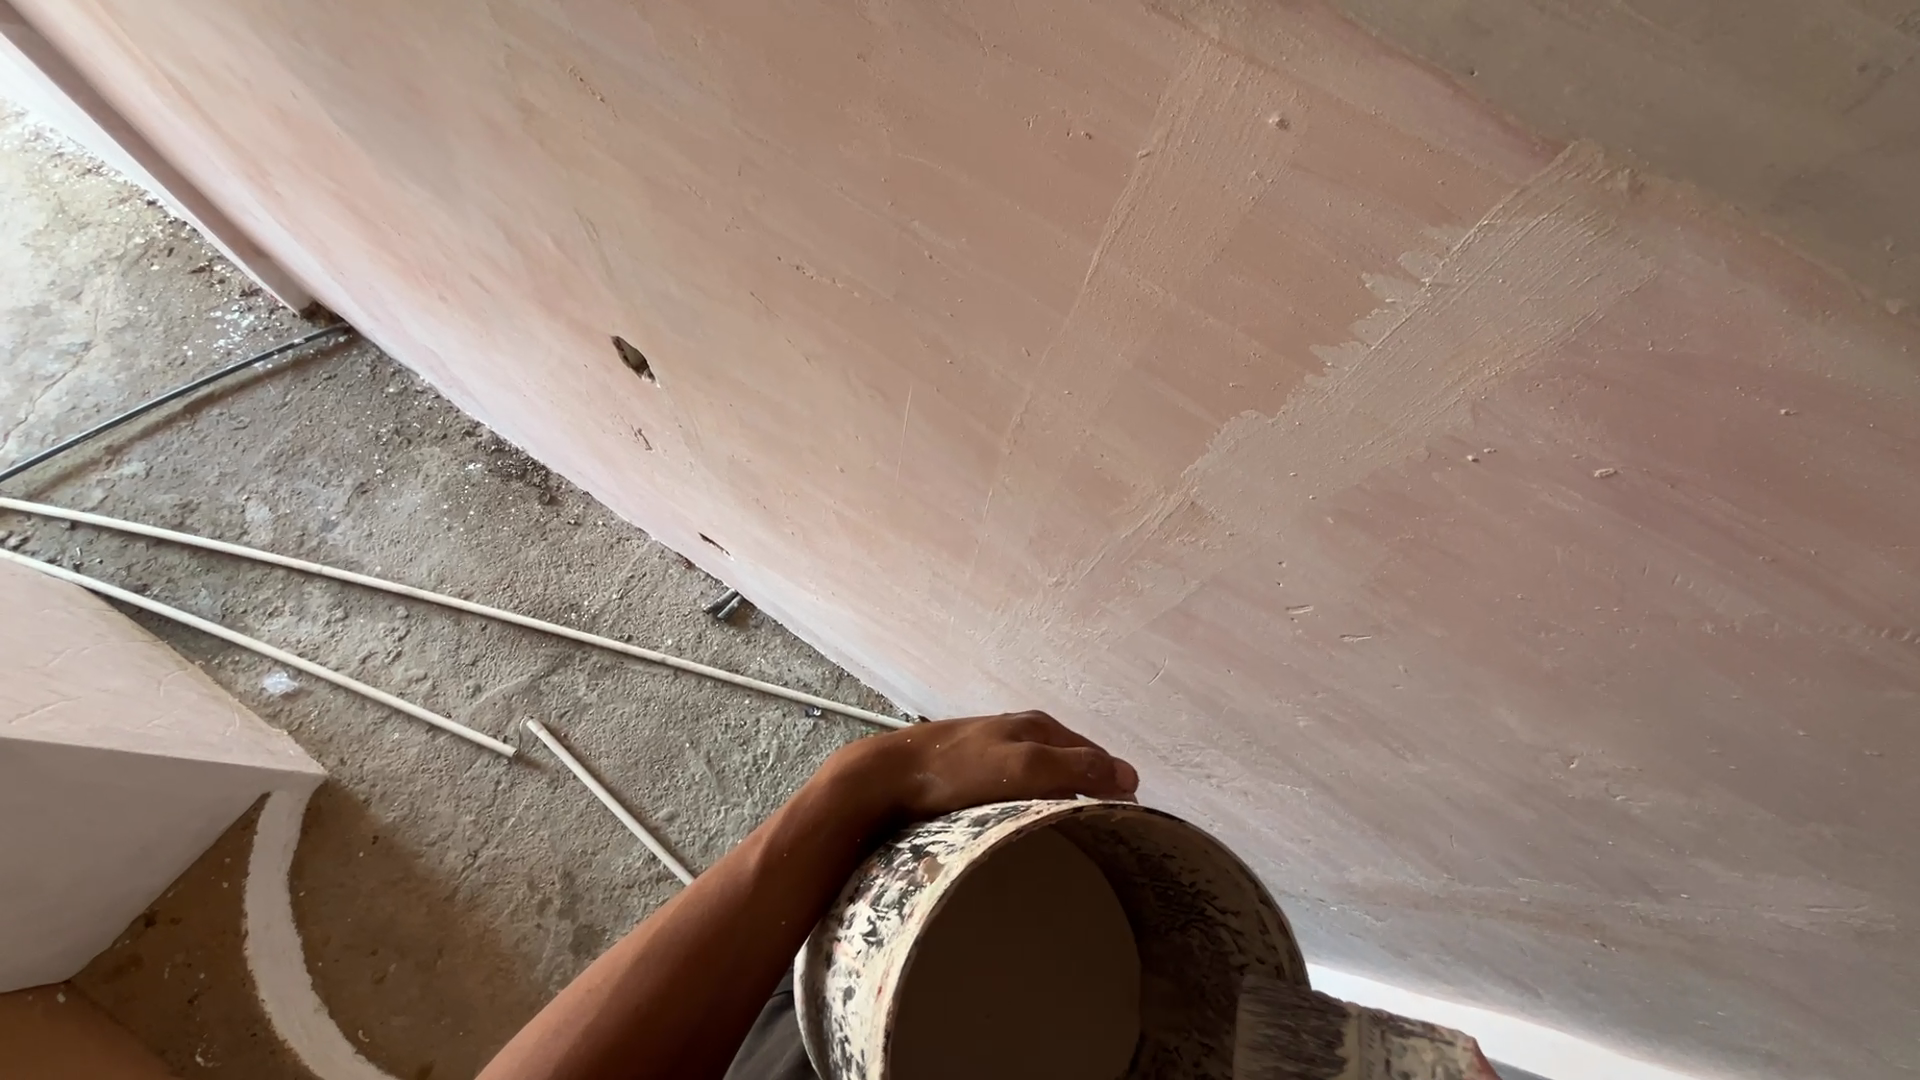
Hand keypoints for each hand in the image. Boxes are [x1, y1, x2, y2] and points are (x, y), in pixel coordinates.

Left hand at [840, 710, 1139, 821]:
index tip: (1124, 827)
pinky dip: (1026, 808)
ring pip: (1040, 780)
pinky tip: (1020, 829)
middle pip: (1068, 766)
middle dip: (1086, 795)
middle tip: (1094, 839)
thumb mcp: (1024, 767)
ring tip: (1062, 839)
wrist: (887, 776)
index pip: (1094, 755)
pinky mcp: (969, 773)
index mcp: (1038, 726)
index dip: (1112, 787)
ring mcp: (992, 750)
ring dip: (1055, 804)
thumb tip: (1131, 775)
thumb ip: (1076, 768)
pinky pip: (1013, 791)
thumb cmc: (957, 772)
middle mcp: (1018, 732)